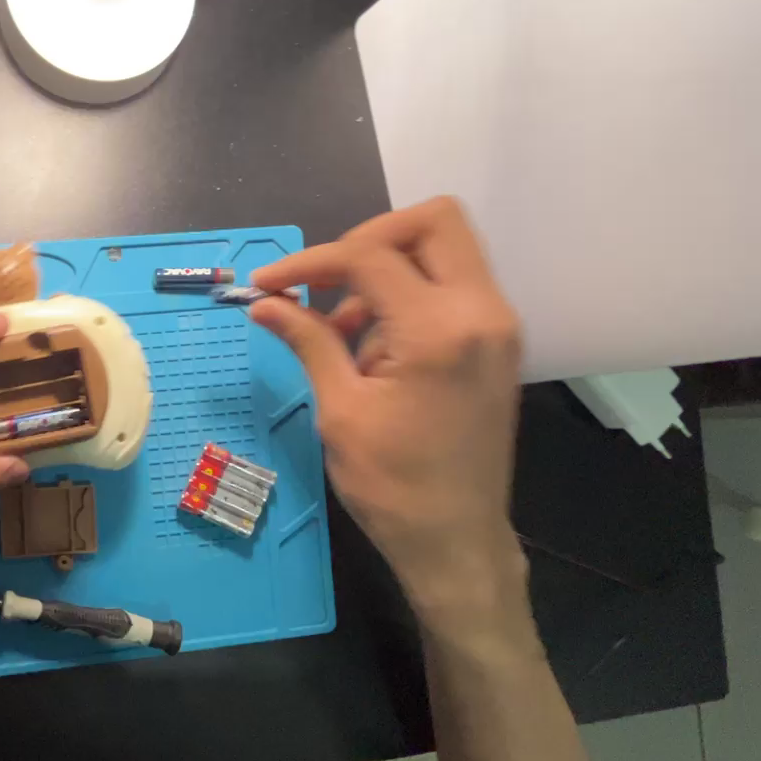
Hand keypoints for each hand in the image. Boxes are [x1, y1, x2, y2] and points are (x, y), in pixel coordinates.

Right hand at [248, 198, 525, 631]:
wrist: (454, 538)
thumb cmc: (390, 483)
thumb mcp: (339, 410)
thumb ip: (307, 341)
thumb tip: (264, 303)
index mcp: (440, 329)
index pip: (369, 257)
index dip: (308, 262)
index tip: (266, 285)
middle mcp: (482, 311)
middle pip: (432, 222)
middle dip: (365, 240)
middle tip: (321, 280)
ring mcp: (496, 325)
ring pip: (444, 251)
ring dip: (384, 272)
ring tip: (336, 328)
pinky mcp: (494, 343)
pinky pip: (450, 288)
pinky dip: (404, 296)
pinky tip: (368, 345)